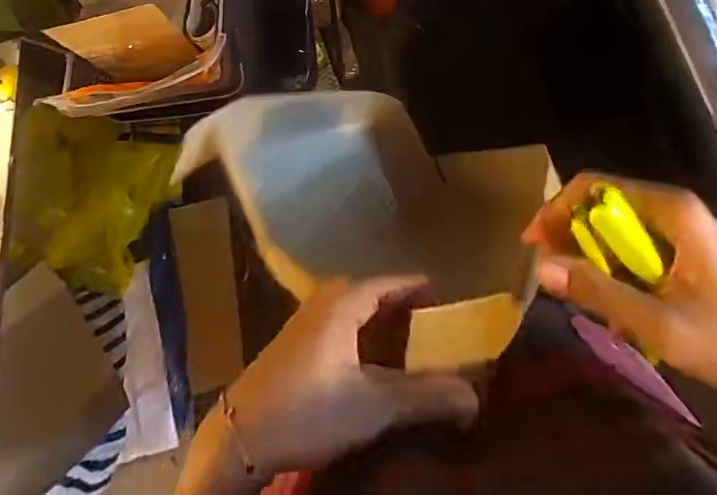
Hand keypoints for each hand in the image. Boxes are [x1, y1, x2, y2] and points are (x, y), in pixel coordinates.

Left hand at [174, 276, 479, 494]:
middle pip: (379, 294)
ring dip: (387, 327)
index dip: (426, 294)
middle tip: (439, 336)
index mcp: (345, 298)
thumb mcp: (374, 406)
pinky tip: (375, 366)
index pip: (397, 282)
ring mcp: (309, 316)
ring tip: (415, 352)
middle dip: (410, 312)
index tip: (454, 310)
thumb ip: (426, 396)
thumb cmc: (310, 409)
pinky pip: (345, 323)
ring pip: (360, 310)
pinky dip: (367, 337)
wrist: (242, 435)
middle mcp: (327, 296)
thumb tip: (475, 397)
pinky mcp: (299, 339)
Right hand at [523, 173, 716, 482]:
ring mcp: (685, 230)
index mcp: (671, 210)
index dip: (556, 209)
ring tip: (589, 303)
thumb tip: (541, 267)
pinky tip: (623, 313)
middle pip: (604, 207)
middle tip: (556, 280)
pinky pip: (639, 250)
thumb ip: (600, 293)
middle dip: (572, 239)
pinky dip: (620, 274)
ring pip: (619, 231)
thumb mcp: (661, 326)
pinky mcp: (691, 252)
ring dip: (596, 262)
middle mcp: (675, 208)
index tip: (533, 245)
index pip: (594, 187)